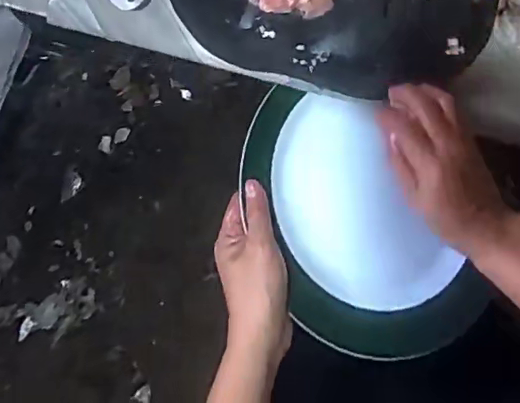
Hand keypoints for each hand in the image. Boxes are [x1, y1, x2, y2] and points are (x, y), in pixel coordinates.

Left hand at [214, 179, 290, 366]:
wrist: (264, 335)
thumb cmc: (258, 288)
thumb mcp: (259, 243)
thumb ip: (257, 213)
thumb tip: (250, 184)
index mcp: (226, 239)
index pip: (237, 203)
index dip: (254, 193)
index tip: (274, 183)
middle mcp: (233, 250)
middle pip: (251, 219)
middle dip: (267, 212)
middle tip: (287, 202)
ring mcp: (247, 266)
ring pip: (262, 237)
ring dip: (276, 231)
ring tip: (292, 221)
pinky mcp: (261, 279)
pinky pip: (270, 253)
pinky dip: (280, 248)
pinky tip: (292, 245)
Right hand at [377, 84, 518, 258]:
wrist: (487, 223)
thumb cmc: (447, 219)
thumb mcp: (415, 200)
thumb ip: (400, 165)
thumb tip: (390, 136)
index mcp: (430, 164)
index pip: (404, 127)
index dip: (388, 115)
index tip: (378, 113)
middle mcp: (446, 144)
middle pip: (424, 105)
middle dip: (404, 93)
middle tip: (390, 93)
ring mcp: (461, 137)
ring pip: (442, 100)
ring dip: (423, 90)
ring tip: (408, 91)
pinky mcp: (470, 136)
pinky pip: (453, 107)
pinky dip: (437, 96)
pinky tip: (427, 99)